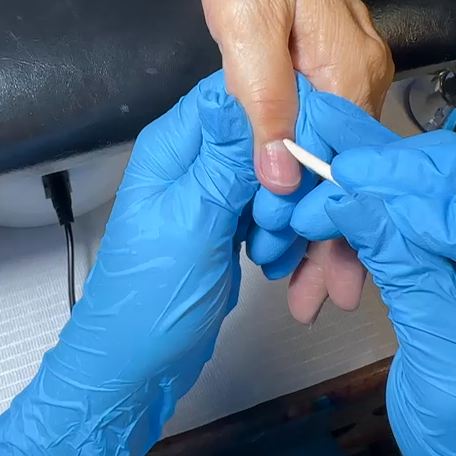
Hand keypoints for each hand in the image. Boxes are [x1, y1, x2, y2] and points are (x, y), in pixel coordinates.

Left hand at [0, 73, 257, 455]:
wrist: (136, 368)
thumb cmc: (151, 298)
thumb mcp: (192, 222)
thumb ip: (223, 159)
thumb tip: (240, 86)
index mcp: (177, 145)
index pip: (239, 96)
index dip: (286, 115)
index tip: (319, 151)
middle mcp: (197, 160)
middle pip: (267, 140)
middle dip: (295, 181)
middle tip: (294, 227)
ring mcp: (215, 194)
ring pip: (277, 181)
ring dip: (294, 219)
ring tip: (278, 258)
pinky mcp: (230, 227)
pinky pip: (274, 215)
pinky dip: (288, 241)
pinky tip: (285, 271)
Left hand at [199, 0, 391, 322]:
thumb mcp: (245, 27)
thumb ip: (265, 103)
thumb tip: (285, 178)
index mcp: (348, 71)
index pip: (348, 170)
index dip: (332, 230)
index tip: (319, 284)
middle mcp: (361, 73)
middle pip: (352, 172)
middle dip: (336, 238)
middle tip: (315, 298)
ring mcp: (347, 63)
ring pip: (340, 155)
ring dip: (323, 211)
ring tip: (302, 268)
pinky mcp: (326, 55)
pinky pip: (327, 128)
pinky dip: (313, 170)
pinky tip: (297, 199)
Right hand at [280, 95, 455, 455]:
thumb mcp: (448, 363)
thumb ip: (405, 272)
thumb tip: (345, 198)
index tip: (403, 223)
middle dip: (423, 172)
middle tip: (349, 180)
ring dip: (388, 182)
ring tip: (331, 202)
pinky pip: (423, 191)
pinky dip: (375, 201)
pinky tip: (337, 221)